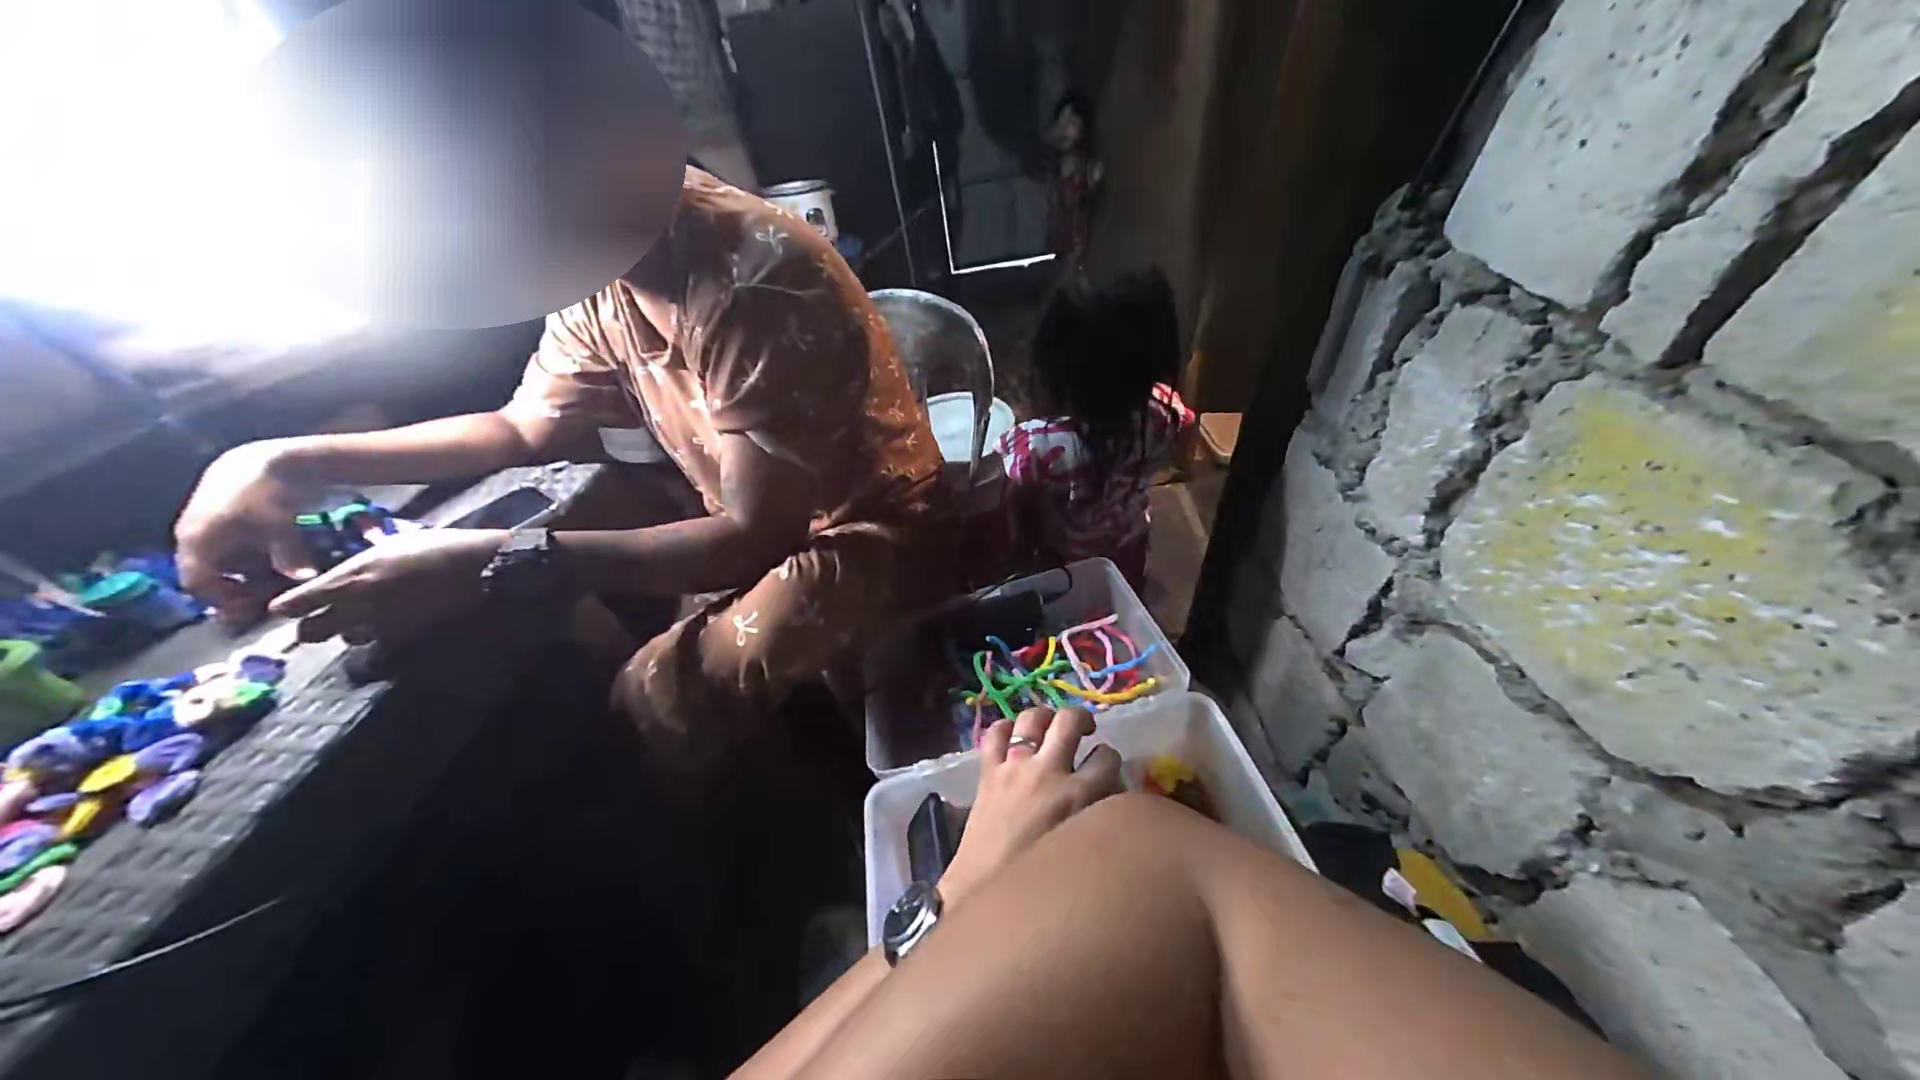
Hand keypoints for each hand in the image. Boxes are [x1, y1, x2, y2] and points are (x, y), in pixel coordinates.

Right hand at [175, 442, 320, 622]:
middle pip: (213, 574)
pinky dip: (259, 560)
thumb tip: (304, 581)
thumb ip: (288, 555)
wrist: (271, 457)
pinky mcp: (235, 521)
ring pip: (229, 562)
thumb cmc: (268, 492)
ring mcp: (216, 528)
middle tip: (270, 602)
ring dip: (251, 576)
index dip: (222, 600)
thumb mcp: (278, 526)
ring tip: (281, 587)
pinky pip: (241, 549)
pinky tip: (285, 567)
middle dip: (240, 590)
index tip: (252, 612)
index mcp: (197, 540)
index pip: (198, 583)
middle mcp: (199, 537)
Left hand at [267, 528, 507, 644]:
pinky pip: (379, 648)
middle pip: (309, 633)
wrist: (481, 567)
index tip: (296, 601)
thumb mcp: (394, 543)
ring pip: (347, 640)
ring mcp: (381, 625)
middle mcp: (355, 608)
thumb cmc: (439, 546)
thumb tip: (348, 568)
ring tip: (365, 619)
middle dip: (313, 625)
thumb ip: (363, 562)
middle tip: (326, 614)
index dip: (290, 604)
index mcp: (346, 579)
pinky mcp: (407, 636)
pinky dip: (380, 642)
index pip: (291, 605)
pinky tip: (392, 628)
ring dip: (350, 631)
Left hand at [939, 706, 1122, 907]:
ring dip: (1045, 715)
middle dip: (1082, 718)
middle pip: (1070, 722)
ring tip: (1049, 723)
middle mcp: (1048, 771)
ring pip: (1032, 718)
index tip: (1108, 763)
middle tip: (1086, 728)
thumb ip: (1094, 816)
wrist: (982, 890)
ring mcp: (1014, 767)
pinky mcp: (987, 771)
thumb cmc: (1038, 883)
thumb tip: (1104, 798)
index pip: (1108, 758)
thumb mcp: (1079, 846)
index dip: (1112, 757)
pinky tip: (1011, 733)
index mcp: (1078, 796)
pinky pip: (994, 734)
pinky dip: (1004, 727)